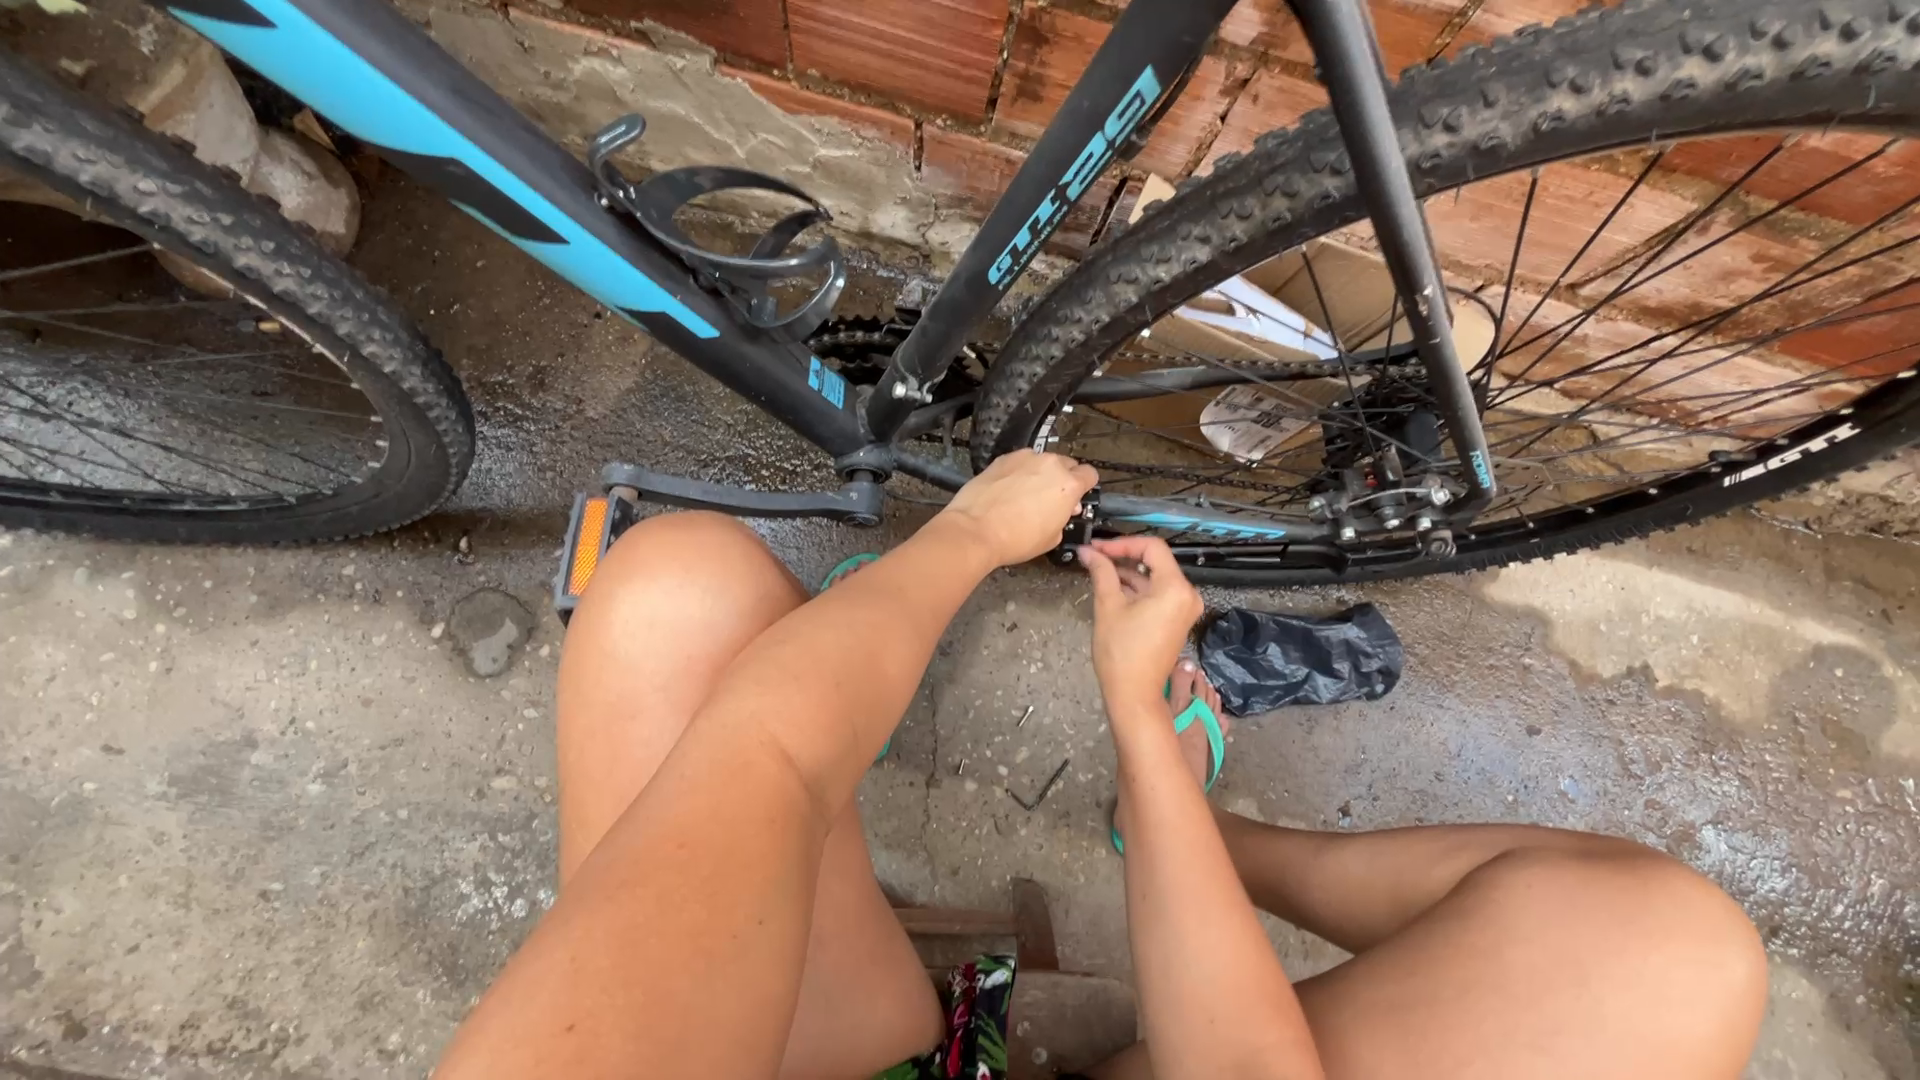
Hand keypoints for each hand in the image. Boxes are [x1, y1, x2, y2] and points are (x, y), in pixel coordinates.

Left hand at [937, 449, 1098, 566]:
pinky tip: (1009, 490)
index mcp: (1069, 484)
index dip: (1085, 486)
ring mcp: (1025, 458)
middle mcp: (1050, 465)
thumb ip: (1063, 517)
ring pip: (1042, 461)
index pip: (1089, 475)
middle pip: (1067, 464)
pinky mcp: (1003, 459)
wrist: (975, 531)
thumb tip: (1063, 511)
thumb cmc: (1014, 539)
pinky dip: (1018, 472)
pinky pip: (1019, 462)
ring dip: (1039, 474)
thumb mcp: (1052, 538)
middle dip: (1062, 479)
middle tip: (1051, 499)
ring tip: (1026, 495)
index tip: (1077, 495)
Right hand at [1079, 535, 1203, 710]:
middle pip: (1156, 562)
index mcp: (1175, 588)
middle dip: (1124, 556)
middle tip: (1095, 556)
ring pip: (1155, 578)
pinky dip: (1137, 589)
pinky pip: (1158, 594)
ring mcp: (1184, 609)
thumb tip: (1089, 552)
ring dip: (1128, 573)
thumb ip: (1101, 572)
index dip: (1122, 544)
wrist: (1133, 693)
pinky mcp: (1176, 620)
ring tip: (1098, 571)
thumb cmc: (1121, 652)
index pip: (1152, 548)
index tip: (1098, 548)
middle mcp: (1187, 595)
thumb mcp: (1108, 605)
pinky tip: (1113, 587)